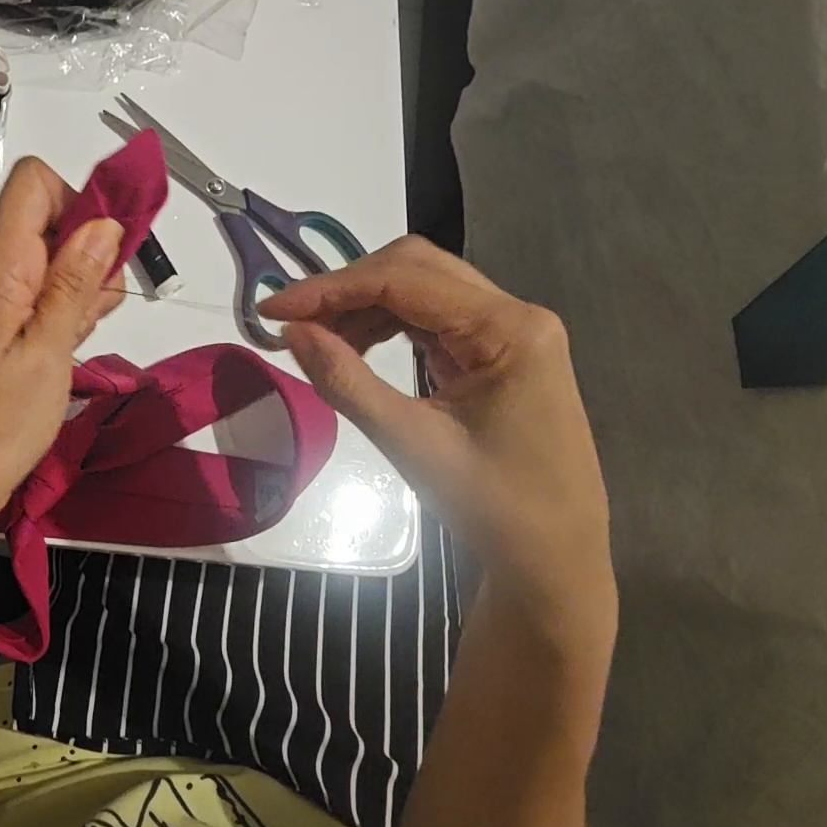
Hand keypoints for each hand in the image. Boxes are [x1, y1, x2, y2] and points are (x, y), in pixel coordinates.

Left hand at [0, 158, 125, 535]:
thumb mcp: (46, 353)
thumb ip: (74, 284)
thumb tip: (104, 221)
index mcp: (0, 265)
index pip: (35, 184)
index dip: (79, 200)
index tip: (109, 249)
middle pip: (50, 218)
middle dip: (91, 246)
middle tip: (100, 303)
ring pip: (54, 259)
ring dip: (86, 283)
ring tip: (86, 332)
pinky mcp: (4, 328)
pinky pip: (45, 295)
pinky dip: (71, 309)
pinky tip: (77, 343)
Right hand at [259, 236, 611, 637]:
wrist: (553, 557)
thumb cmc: (493, 506)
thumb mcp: (411, 443)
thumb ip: (347, 381)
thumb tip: (291, 333)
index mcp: (509, 329)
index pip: (404, 280)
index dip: (330, 288)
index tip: (273, 311)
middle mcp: (514, 314)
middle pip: (414, 269)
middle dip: (345, 289)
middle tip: (291, 323)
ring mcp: (507, 331)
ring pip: (419, 288)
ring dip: (360, 306)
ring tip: (314, 340)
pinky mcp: (494, 350)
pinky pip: (428, 318)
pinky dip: (382, 325)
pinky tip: (351, 347)